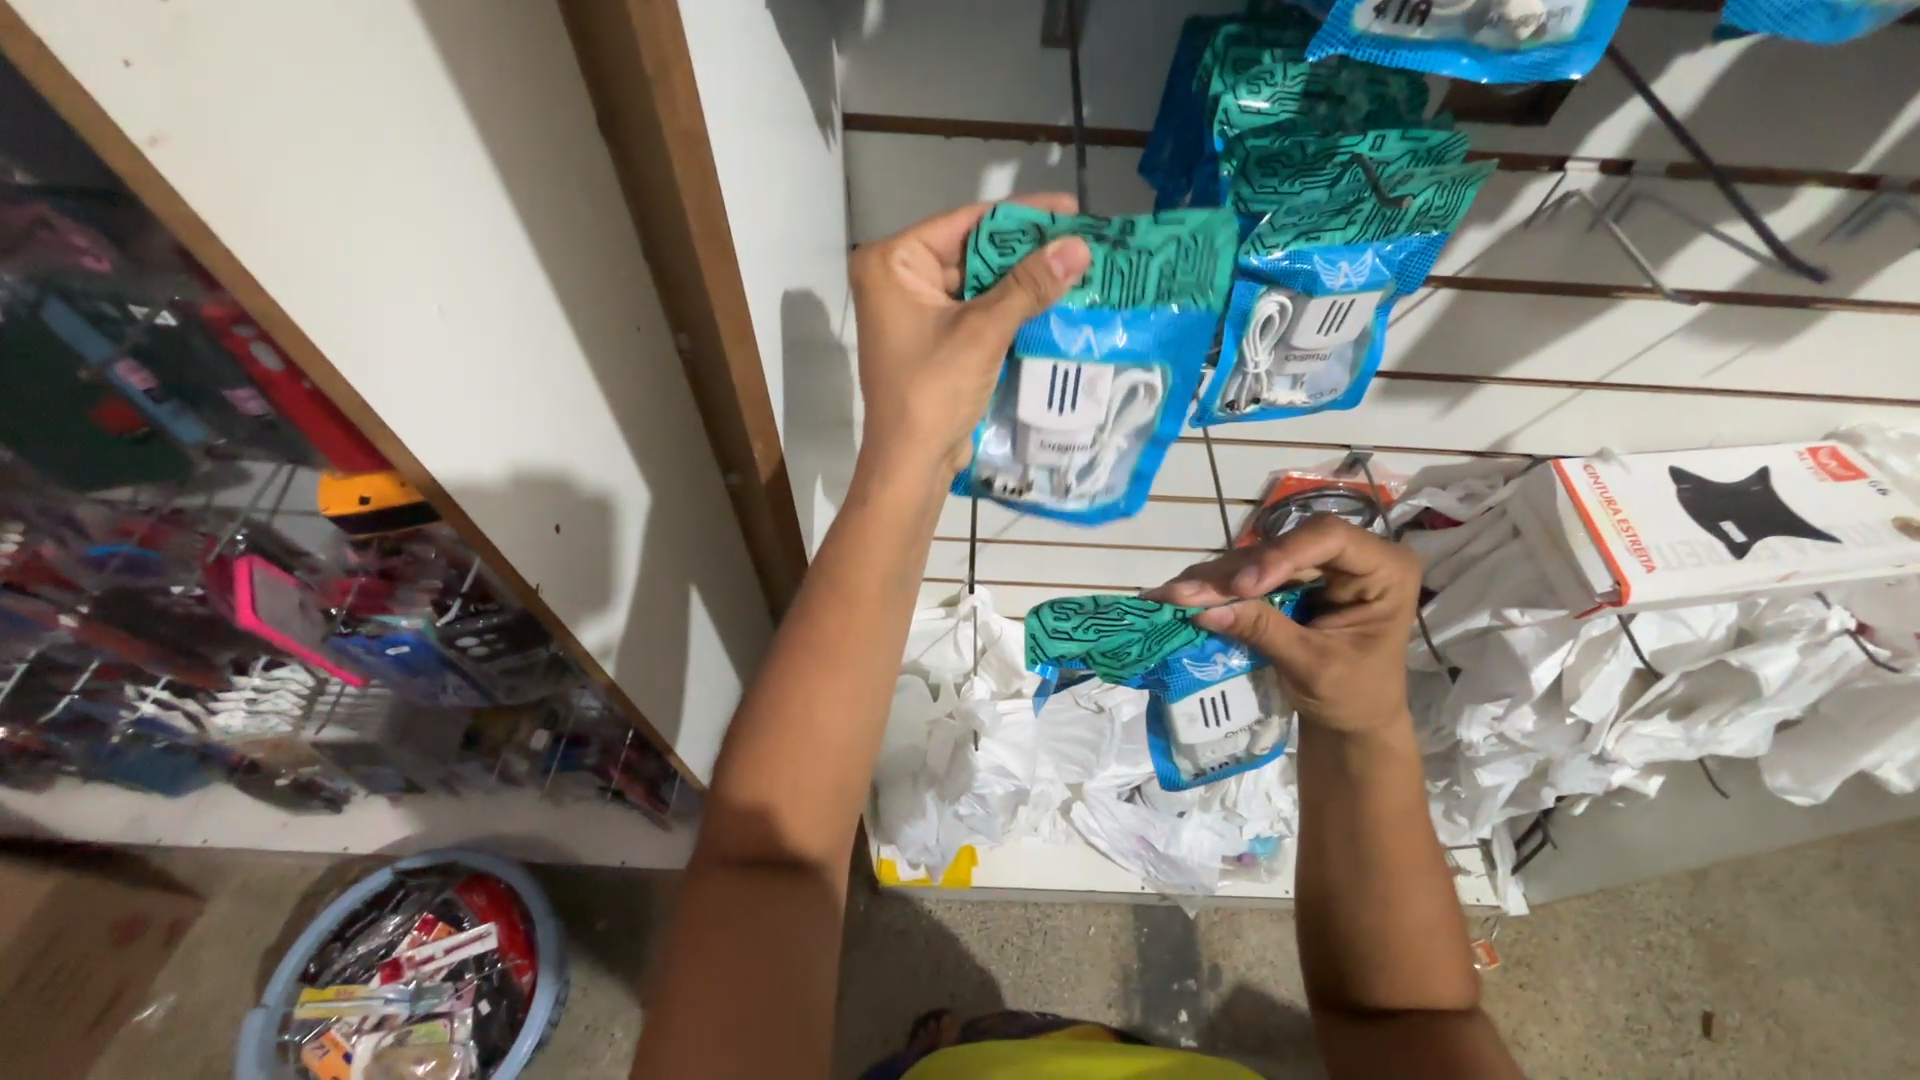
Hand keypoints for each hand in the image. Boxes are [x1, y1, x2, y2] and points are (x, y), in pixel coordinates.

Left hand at [848, 196, 1091, 478]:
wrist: (911, 462)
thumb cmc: (933, 390)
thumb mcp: (983, 332)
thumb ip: (1030, 285)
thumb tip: (1079, 246)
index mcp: (892, 262)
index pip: (966, 223)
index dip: (1022, 216)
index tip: (1070, 208)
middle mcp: (897, 278)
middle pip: (972, 250)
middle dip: (1025, 249)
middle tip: (1079, 239)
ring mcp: (914, 310)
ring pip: (977, 282)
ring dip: (1022, 280)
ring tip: (1075, 265)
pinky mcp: (932, 338)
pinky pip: (976, 310)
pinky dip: (1009, 307)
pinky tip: (1051, 299)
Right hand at [1144, 516, 1423, 734]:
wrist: (1354, 721)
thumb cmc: (1352, 696)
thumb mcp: (1313, 666)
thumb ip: (1265, 631)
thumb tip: (1205, 611)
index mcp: (1383, 569)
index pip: (1328, 538)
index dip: (1281, 554)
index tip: (1243, 587)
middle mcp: (1349, 556)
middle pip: (1282, 546)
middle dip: (1233, 573)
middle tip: (1185, 594)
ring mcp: (1315, 565)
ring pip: (1256, 558)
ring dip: (1214, 579)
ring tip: (1172, 596)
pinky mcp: (1289, 579)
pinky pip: (1247, 574)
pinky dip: (1216, 588)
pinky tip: (1182, 593)